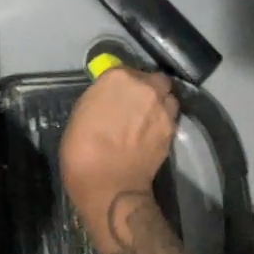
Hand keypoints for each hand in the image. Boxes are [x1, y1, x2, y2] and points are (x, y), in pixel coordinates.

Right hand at [60, 68, 177, 216]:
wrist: (108, 183)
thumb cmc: (82, 149)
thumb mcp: (81, 114)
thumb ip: (101, 99)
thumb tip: (110, 99)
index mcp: (117, 78)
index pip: (123, 70)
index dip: (119, 84)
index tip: (114, 95)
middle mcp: (145, 87)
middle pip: (153, 79)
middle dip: (146, 88)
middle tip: (135, 103)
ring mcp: (162, 108)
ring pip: (167, 95)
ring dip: (160, 102)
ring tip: (148, 116)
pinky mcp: (172, 129)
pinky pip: (171, 115)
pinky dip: (164, 119)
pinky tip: (152, 131)